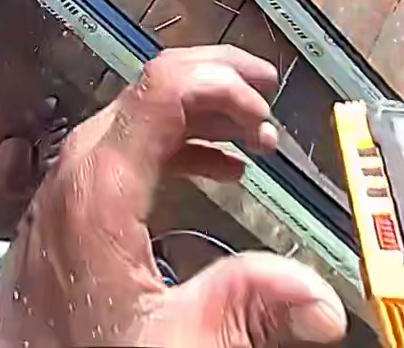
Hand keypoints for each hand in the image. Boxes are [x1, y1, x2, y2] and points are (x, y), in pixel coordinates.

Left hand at [0, 47, 346, 347]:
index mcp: (105, 180)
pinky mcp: (83, 182)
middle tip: (269, 100)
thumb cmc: (85, 347)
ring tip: (259, 136)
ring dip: (205, 110)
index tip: (266, 113)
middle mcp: (88, 154)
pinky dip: (183, 139)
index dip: (221, 84)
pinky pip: (137, 138)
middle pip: (156, 84)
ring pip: (147, 106)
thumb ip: (244, 311)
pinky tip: (223, 166)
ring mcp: (80, 164)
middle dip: (218, 82)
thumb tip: (323, 300)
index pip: (163, 88)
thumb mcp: (171, 346)